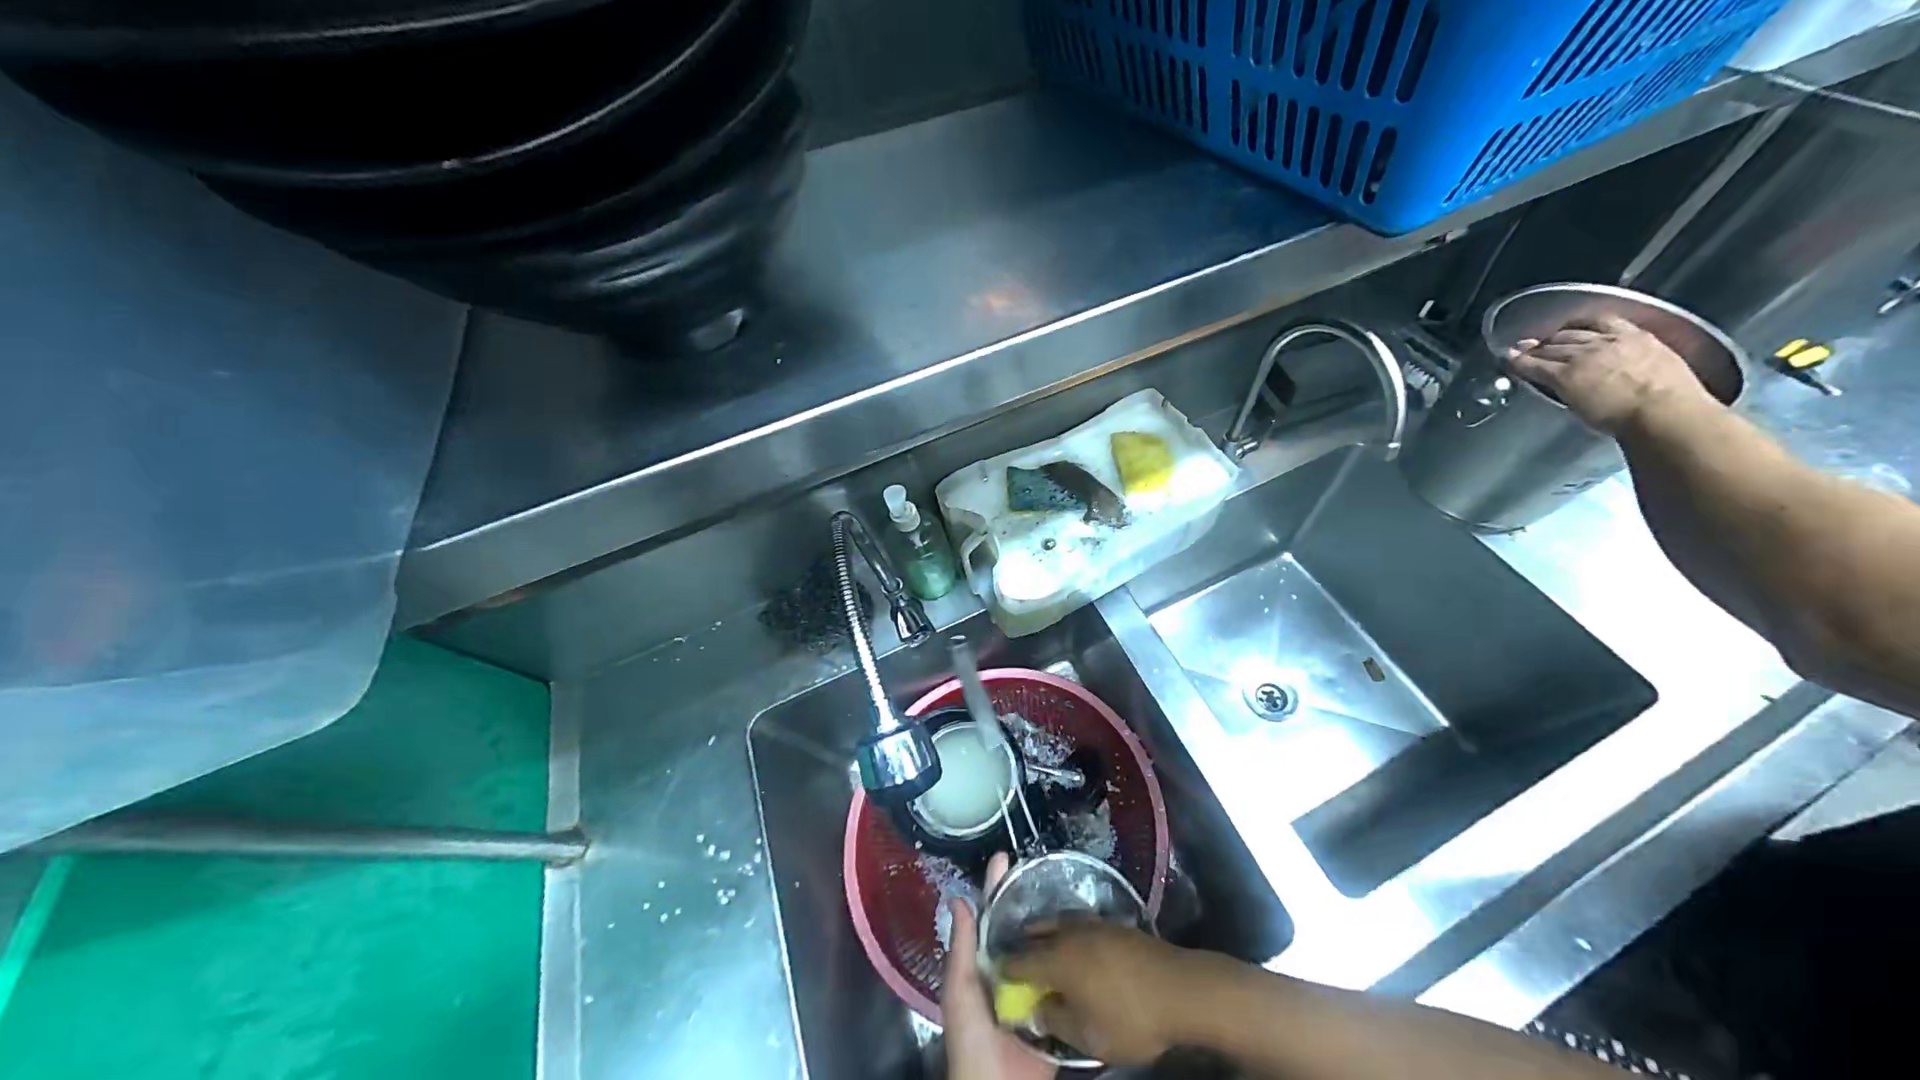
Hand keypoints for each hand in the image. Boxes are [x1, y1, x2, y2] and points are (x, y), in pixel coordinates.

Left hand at [941, 854, 1054, 1079]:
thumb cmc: (971, 1039)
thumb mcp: (960, 991)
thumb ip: (961, 948)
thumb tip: (959, 897)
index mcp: (983, 965)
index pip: (989, 918)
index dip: (995, 888)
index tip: (1006, 856)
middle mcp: (1008, 974)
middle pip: (1020, 931)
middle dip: (1030, 904)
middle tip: (1048, 873)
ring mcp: (1032, 994)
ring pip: (1044, 954)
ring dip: (1056, 931)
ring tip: (1072, 898)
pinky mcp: (1056, 1017)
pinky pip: (1065, 987)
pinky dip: (1074, 967)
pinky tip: (1087, 945)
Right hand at [1000, 919, 1246, 1065]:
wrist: (1181, 989)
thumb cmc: (1130, 1017)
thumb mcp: (1088, 1035)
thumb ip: (1056, 1019)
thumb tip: (1038, 1008)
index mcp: (1057, 959)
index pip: (1019, 961)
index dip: (1005, 970)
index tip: (996, 976)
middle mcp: (1069, 934)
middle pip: (1036, 933)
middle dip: (1023, 944)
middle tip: (1016, 957)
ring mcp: (1094, 924)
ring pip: (1059, 922)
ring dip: (1046, 932)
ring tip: (1042, 943)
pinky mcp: (1114, 924)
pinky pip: (1080, 923)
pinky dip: (1069, 931)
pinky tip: (1076, 944)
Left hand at [1506, 315, 1720, 435]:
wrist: (1661, 408)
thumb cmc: (1670, 397)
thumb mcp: (1660, 366)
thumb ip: (1638, 361)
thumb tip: (1626, 370)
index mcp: (1636, 337)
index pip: (1603, 321)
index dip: (1581, 325)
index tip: (1571, 328)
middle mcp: (1606, 342)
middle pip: (1570, 335)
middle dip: (1552, 340)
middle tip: (1537, 345)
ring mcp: (1582, 357)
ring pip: (1550, 348)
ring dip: (1533, 350)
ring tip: (1519, 352)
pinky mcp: (1563, 375)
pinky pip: (1533, 366)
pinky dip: (1518, 362)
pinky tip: (1508, 361)